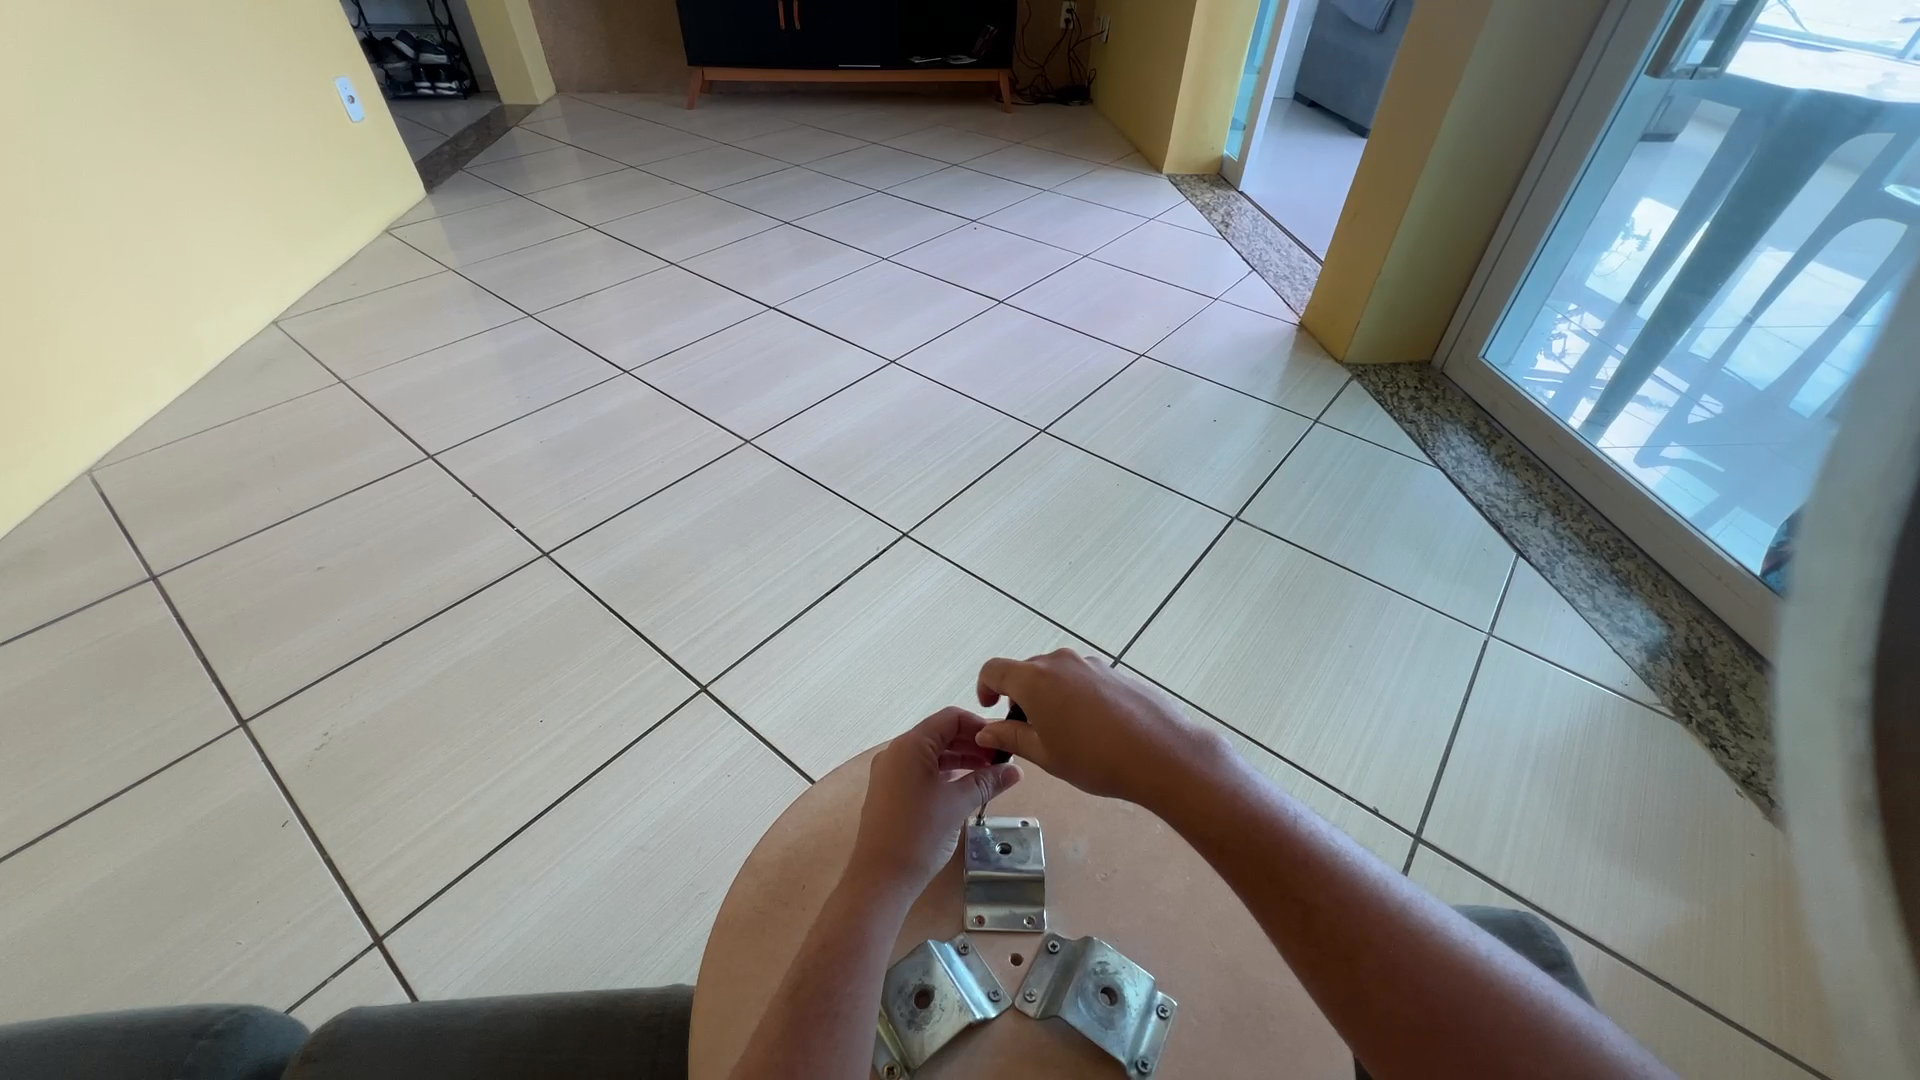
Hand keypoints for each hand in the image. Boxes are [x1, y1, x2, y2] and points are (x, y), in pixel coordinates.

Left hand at [850, 707, 1022, 894]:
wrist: (880, 879)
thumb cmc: (920, 834)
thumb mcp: (958, 804)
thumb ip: (987, 782)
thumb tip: (1015, 771)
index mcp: (910, 745)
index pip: (950, 718)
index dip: (979, 727)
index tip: (1002, 744)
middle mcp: (897, 753)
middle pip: (940, 735)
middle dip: (972, 745)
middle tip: (1001, 762)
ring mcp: (890, 774)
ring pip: (932, 755)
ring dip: (961, 760)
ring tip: (989, 775)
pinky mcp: (890, 793)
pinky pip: (922, 772)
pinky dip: (945, 775)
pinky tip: (966, 788)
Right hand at [973, 649, 1227, 806]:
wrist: (1162, 754)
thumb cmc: (1098, 759)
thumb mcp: (1046, 755)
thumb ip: (1011, 737)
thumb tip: (987, 730)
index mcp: (1034, 680)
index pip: (994, 670)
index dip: (985, 688)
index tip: (991, 708)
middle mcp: (1060, 662)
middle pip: (1025, 671)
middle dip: (1019, 698)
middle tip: (1028, 733)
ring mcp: (1090, 664)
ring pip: (1056, 675)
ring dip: (1049, 697)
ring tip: (1064, 734)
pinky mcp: (1114, 671)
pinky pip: (1082, 678)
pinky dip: (1075, 696)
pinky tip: (1093, 729)